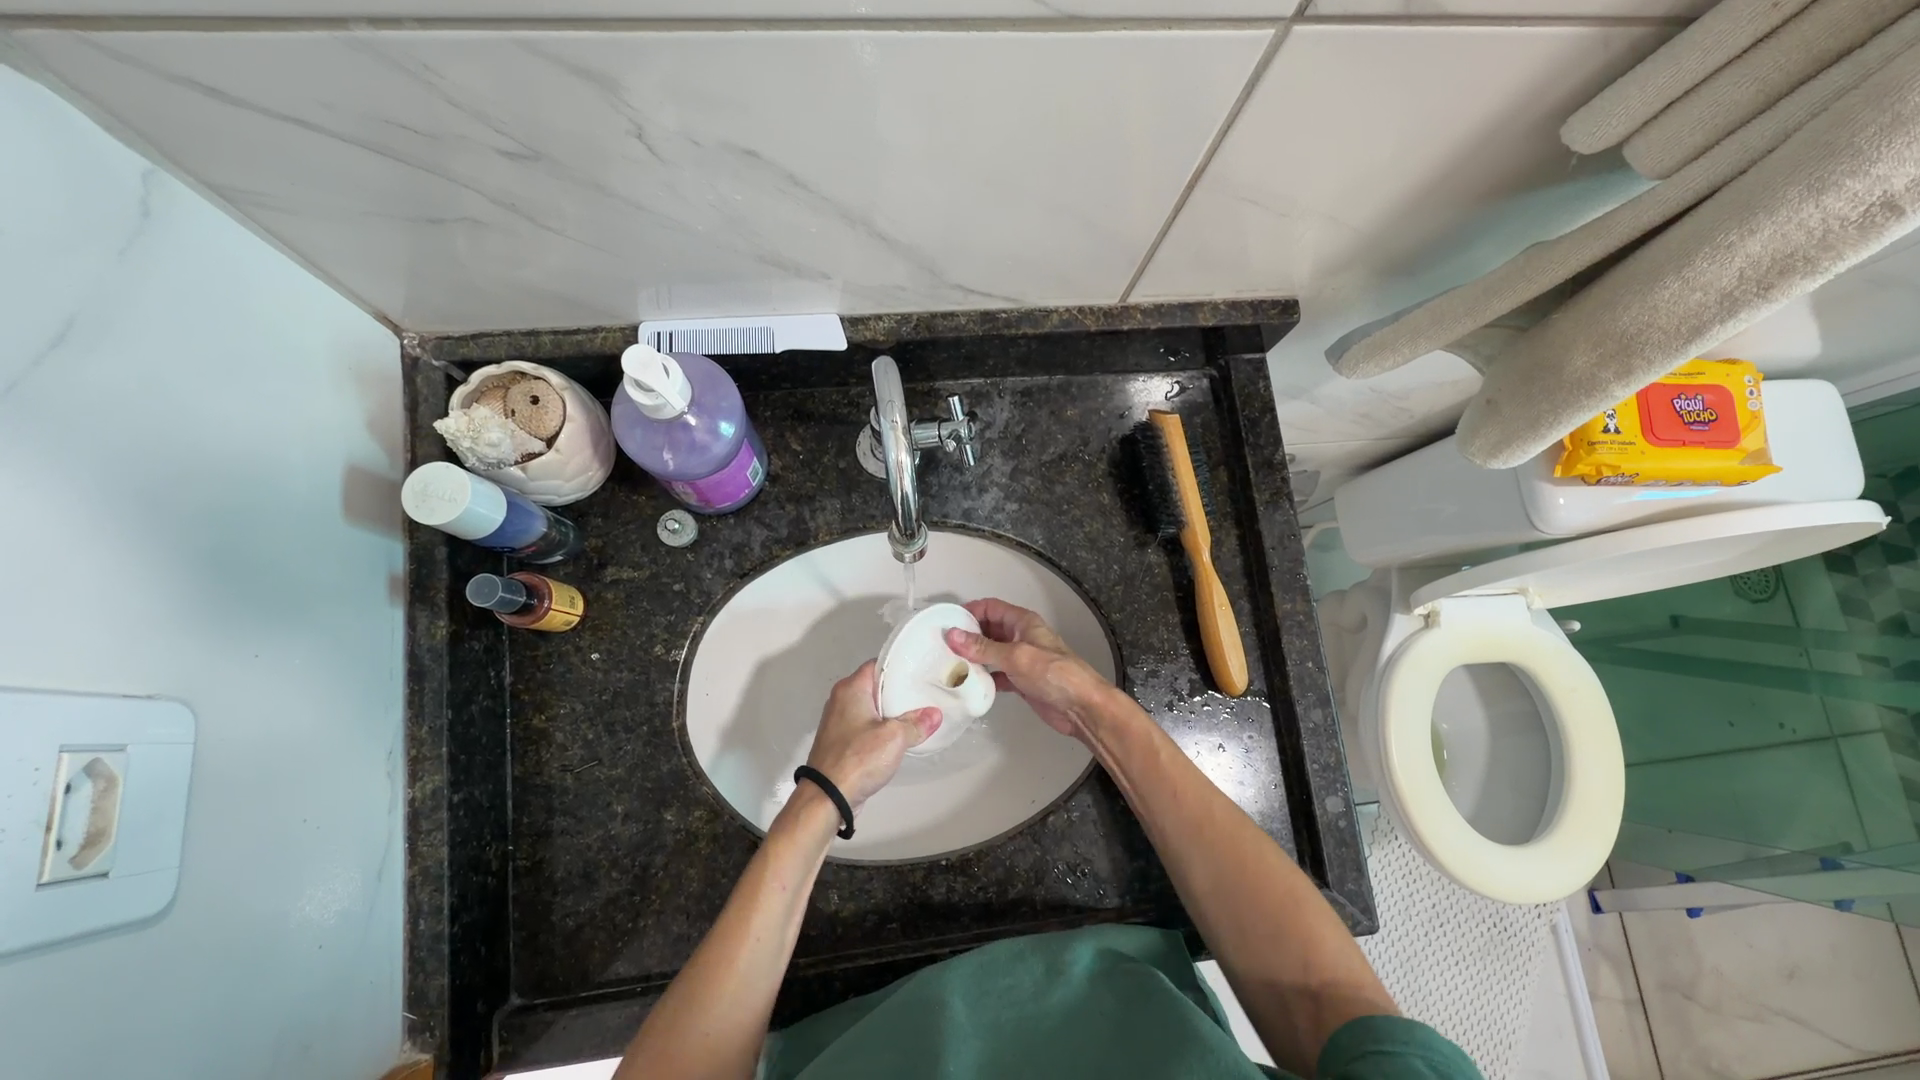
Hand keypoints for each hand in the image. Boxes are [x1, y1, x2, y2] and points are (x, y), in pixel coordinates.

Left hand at [802, 661, 940, 812]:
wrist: (827, 796)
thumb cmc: (859, 758)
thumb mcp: (895, 738)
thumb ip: (916, 723)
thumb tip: (935, 714)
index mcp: (850, 688)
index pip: (878, 664)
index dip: (900, 667)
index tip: (921, 672)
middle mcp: (840, 699)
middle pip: (874, 686)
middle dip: (898, 691)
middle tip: (924, 693)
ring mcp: (837, 720)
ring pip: (870, 708)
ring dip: (890, 712)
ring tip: (917, 713)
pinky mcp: (839, 740)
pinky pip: (864, 725)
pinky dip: (879, 727)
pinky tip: (898, 736)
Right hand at [944, 598, 1117, 742]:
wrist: (1080, 707)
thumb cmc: (1052, 674)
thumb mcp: (1015, 656)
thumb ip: (983, 647)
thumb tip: (951, 635)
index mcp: (1022, 622)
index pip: (991, 608)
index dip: (969, 612)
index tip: (946, 624)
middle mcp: (1020, 637)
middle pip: (988, 630)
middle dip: (967, 637)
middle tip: (941, 647)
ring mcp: (1020, 660)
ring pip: (990, 653)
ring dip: (973, 659)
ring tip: (948, 666)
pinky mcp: (1020, 681)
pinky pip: (996, 674)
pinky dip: (983, 678)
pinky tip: (967, 685)